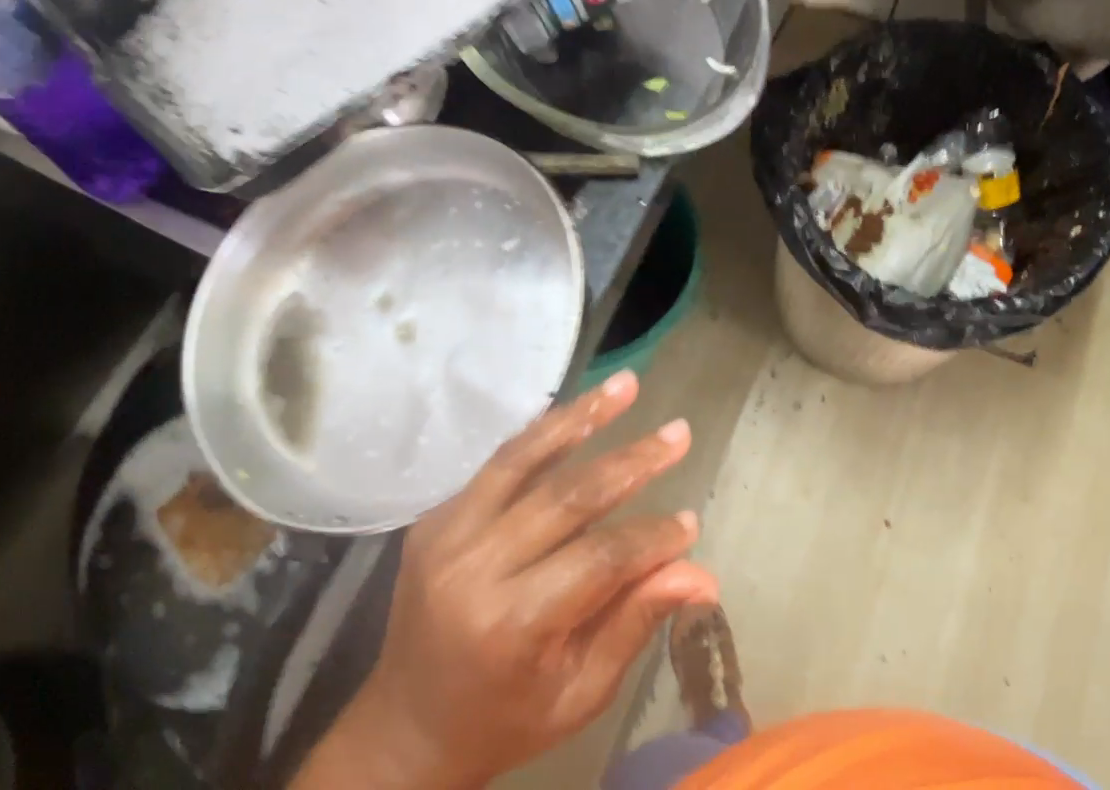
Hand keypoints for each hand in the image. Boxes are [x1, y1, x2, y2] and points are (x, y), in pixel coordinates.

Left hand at [296, 370, 716, 789]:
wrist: (408, 723)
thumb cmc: (507, 718)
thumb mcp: (580, 692)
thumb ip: (634, 622)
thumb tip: (701, 573)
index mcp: (511, 624)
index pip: (600, 559)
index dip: (652, 538)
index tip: (692, 522)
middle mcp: (473, 569)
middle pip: (565, 497)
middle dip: (630, 461)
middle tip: (679, 434)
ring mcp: (445, 535)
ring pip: (524, 460)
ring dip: (582, 417)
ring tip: (627, 384)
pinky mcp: (433, 519)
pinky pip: (496, 467)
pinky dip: (541, 436)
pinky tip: (579, 412)